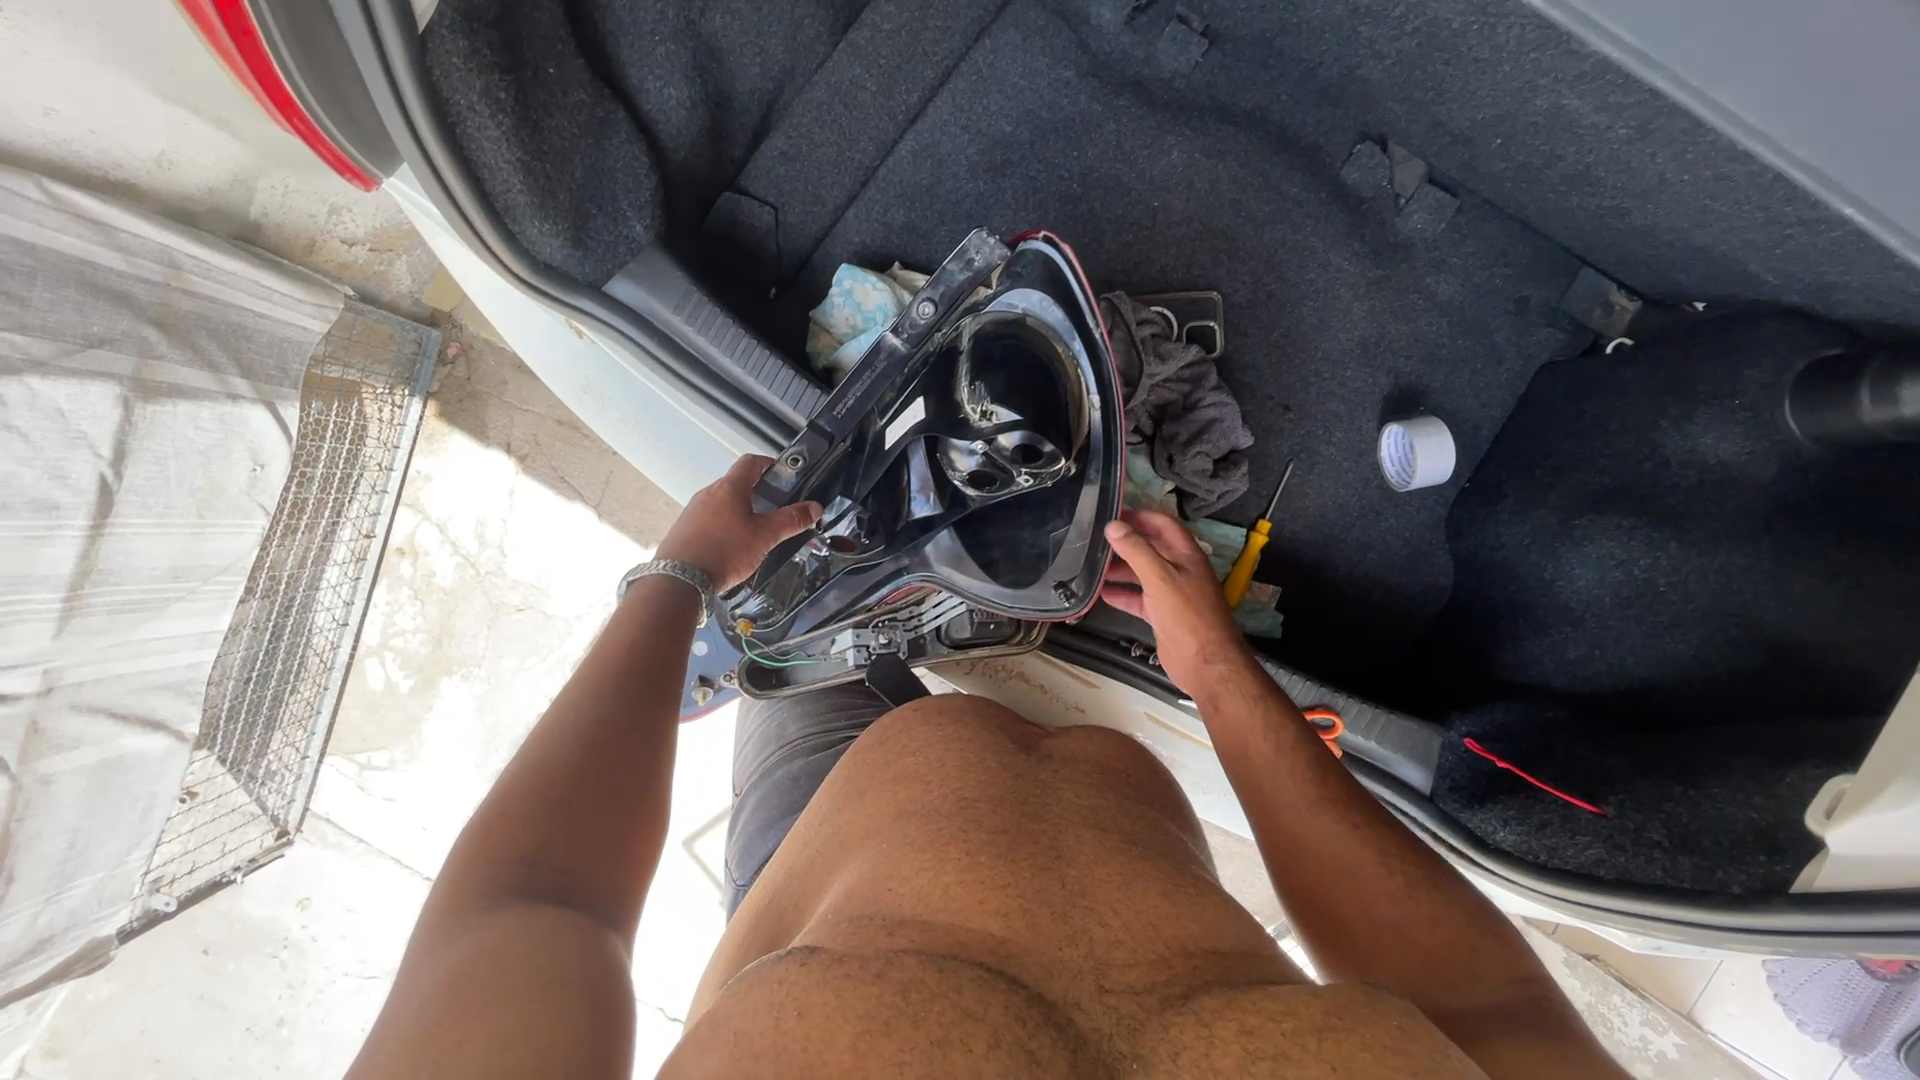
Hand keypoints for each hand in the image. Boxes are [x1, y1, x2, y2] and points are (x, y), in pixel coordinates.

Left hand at [654, 455, 822, 590]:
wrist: (679, 580)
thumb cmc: (724, 551)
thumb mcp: (765, 536)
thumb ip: (791, 520)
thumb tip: (815, 507)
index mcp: (729, 488)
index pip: (751, 462)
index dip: (769, 464)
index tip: (784, 477)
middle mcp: (708, 493)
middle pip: (737, 483)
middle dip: (758, 492)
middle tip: (776, 509)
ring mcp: (693, 511)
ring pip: (723, 502)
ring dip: (741, 510)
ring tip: (756, 532)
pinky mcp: (684, 529)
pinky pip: (710, 519)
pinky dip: (725, 525)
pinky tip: (733, 546)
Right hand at [1100, 509, 1255, 694]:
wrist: (1205, 663)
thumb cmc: (1187, 615)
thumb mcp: (1160, 577)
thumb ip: (1137, 550)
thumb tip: (1114, 526)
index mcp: (1186, 556)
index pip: (1164, 525)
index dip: (1142, 516)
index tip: (1115, 513)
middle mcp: (1180, 571)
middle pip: (1151, 549)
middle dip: (1127, 543)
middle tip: (1097, 539)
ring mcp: (1172, 594)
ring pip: (1143, 574)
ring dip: (1121, 569)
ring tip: (1093, 566)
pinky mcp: (1163, 615)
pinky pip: (1139, 599)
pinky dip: (1122, 595)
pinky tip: (1101, 594)